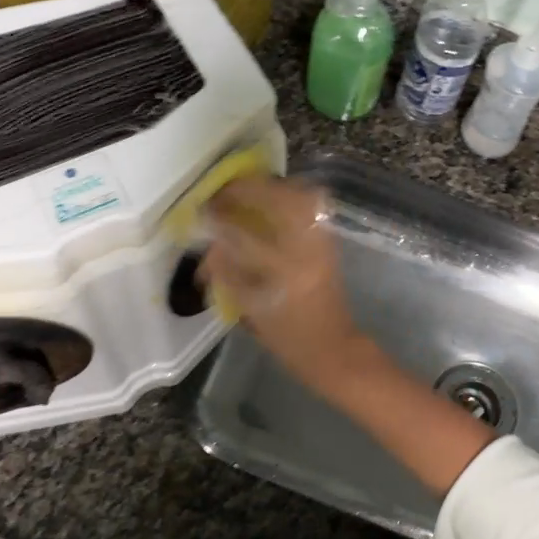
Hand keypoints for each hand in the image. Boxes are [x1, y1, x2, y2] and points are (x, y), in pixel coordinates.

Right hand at [202, 176, 493, 495]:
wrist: (334, 350)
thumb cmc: (289, 340)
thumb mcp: (250, 312)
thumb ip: (229, 274)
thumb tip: (211, 244)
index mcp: (283, 274)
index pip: (245, 236)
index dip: (221, 221)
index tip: (204, 213)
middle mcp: (306, 252)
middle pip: (278, 203)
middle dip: (248, 190)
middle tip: (226, 192)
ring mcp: (323, 243)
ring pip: (301, 197)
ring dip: (272, 188)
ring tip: (248, 191)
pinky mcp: (331, 242)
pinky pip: (313, 208)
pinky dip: (291, 196)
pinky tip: (273, 201)